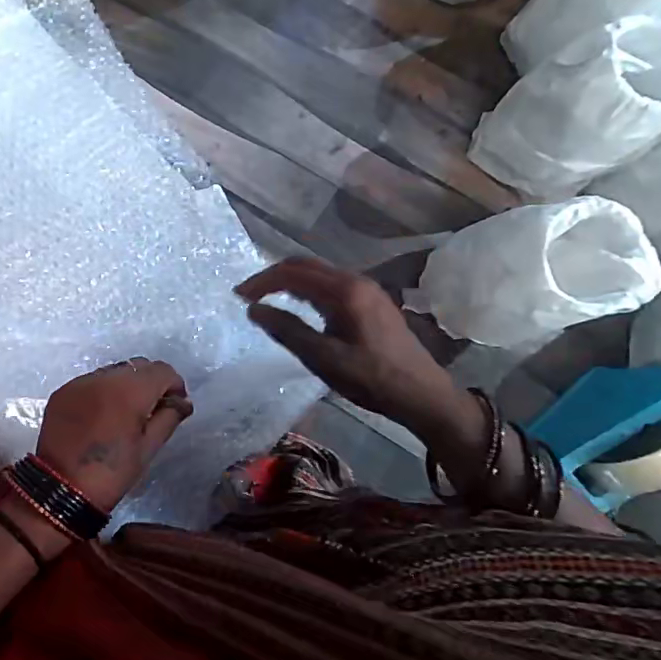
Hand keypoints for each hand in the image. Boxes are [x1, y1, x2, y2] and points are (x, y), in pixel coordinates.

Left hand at [36, 358, 193, 509]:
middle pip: (137, 366)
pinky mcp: (63, 392)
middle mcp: (103, 378)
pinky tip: (101, 416)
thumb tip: (182, 402)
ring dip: (125, 385)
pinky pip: (91, 382)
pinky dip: (102, 392)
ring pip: (113, 372)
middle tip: (151, 410)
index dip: (174, 385)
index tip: (174, 404)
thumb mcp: (148, 448)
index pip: (161, 370)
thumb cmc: (112, 472)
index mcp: (129, 391)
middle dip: (150, 383)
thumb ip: (169, 417)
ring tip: (124, 413)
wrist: (62, 487)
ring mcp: (79, 383)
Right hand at [235, 258, 456, 436]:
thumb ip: (288, 331)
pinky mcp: (371, 302)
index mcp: (345, 291)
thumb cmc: (372, 378)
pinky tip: (299, 309)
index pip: (293, 273)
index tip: (238, 296)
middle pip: (306, 266)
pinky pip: (331, 286)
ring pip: (319, 274)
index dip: (262, 281)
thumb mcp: (324, 358)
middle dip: (273, 276)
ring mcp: (367, 290)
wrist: (422, 393)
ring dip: (290, 282)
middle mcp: (356, 281)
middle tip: (247, 295)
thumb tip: (255, 310)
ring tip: (267, 300)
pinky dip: (307, 291)